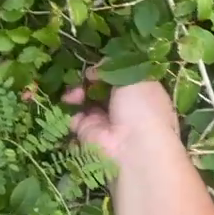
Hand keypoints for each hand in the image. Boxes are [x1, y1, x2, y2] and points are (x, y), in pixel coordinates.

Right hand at [64, 73, 180, 169]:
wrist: (132, 148)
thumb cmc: (141, 108)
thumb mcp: (133, 77)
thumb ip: (113, 67)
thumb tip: (94, 70)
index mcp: (142, 92)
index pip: (121, 76)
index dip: (108, 69)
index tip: (97, 66)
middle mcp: (124, 106)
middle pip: (101, 87)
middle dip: (89, 80)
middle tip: (83, 77)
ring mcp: (106, 120)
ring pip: (86, 100)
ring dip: (77, 92)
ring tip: (75, 93)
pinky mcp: (88, 132)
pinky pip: (76, 117)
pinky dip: (71, 109)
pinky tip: (72, 104)